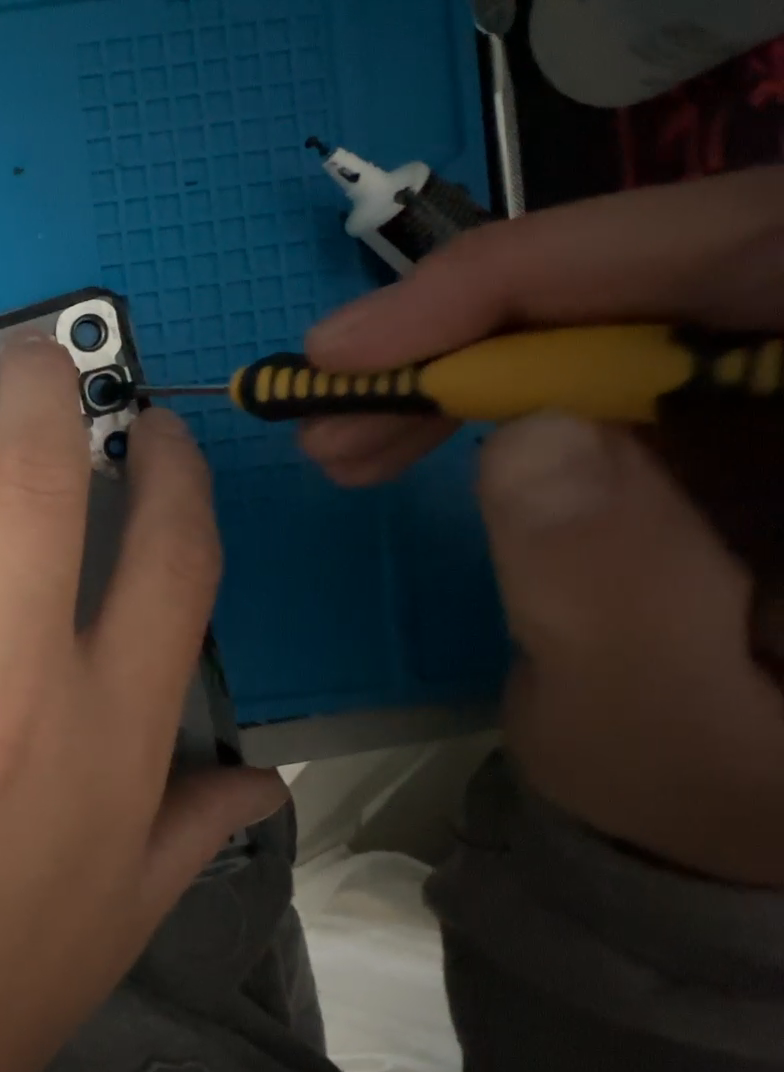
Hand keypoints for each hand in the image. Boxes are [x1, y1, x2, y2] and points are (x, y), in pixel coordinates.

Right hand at [299, 166, 783, 886]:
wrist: (722, 819)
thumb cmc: (703, 802)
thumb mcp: (657, 729)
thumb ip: (610, 593)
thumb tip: (526, 433)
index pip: (757, 250)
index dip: (547, 270)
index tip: (364, 342)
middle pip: (675, 266)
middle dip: (476, 321)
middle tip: (333, 395)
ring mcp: (781, 389)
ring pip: (614, 303)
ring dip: (456, 357)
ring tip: (346, 436)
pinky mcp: (723, 410)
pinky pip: (588, 351)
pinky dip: (475, 384)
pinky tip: (399, 434)